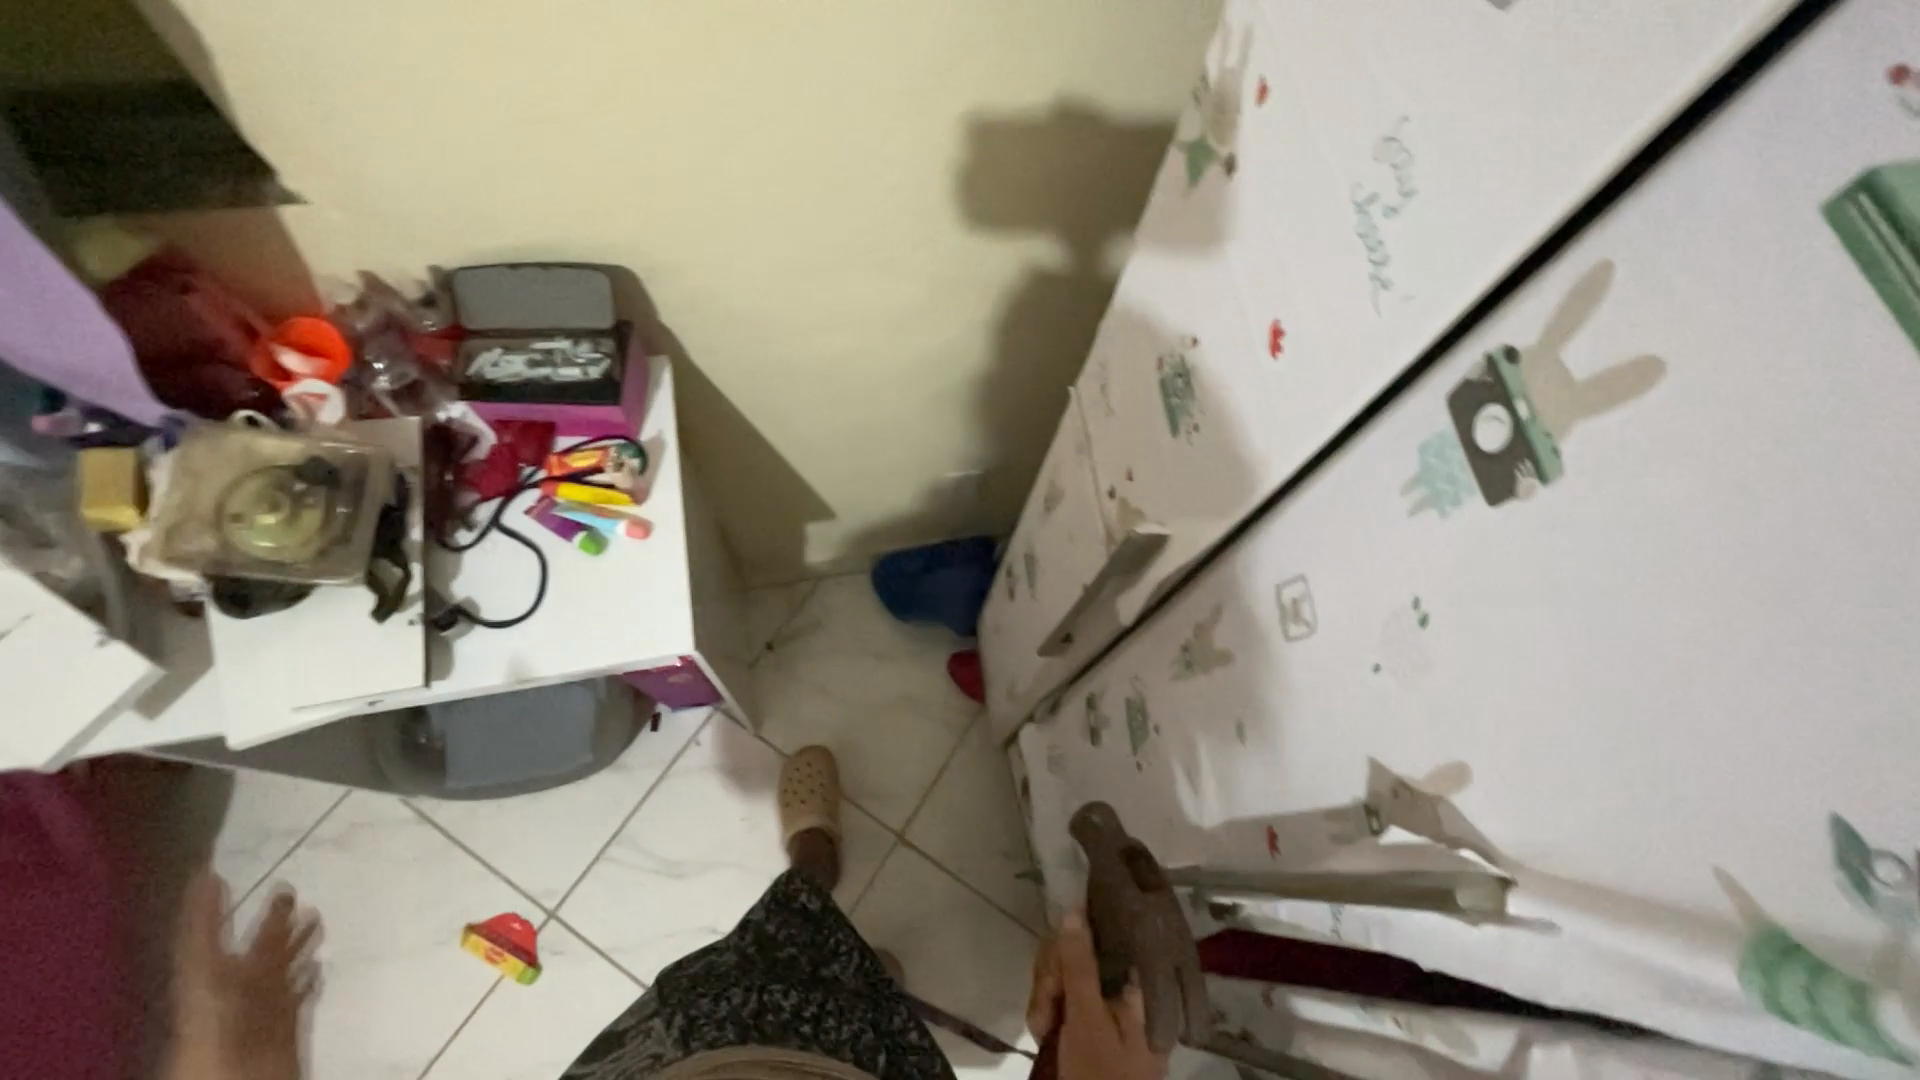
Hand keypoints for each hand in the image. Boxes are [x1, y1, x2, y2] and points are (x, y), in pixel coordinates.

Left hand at [166, 868, 320, 1079]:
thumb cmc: (222, 1050)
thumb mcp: (222, 1004)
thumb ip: (243, 966)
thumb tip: (264, 916)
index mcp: (210, 985)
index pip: (201, 940)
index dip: (201, 909)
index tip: (209, 872)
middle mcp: (233, 993)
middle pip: (250, 949)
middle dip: (266, 918)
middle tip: (286, 884)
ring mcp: (259, 1010)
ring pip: (276, 967)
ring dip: (293, 940)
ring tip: (317, 913)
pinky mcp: (282, 1026)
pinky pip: (294, 994)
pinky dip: (306, 976)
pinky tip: (319, 963)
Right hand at [1027, 909, 1167, 1079]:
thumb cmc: (1100, 1078)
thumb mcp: (1088, 1020)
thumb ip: (1080, 964)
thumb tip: (1074, 908)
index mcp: (1139, 986)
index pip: (1100, 936)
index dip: (1070, 945)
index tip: (1054, 965)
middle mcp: (1126, 991)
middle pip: (1079, 954)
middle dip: (1053, 978)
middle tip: (1046, 1013)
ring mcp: (1106, 1009)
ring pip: (1065, 974)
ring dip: (1045, 997)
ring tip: (1041, 1029)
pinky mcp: (1088, 1023)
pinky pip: (1062, 995)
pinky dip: (1046, 1009)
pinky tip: (1041, 1031)